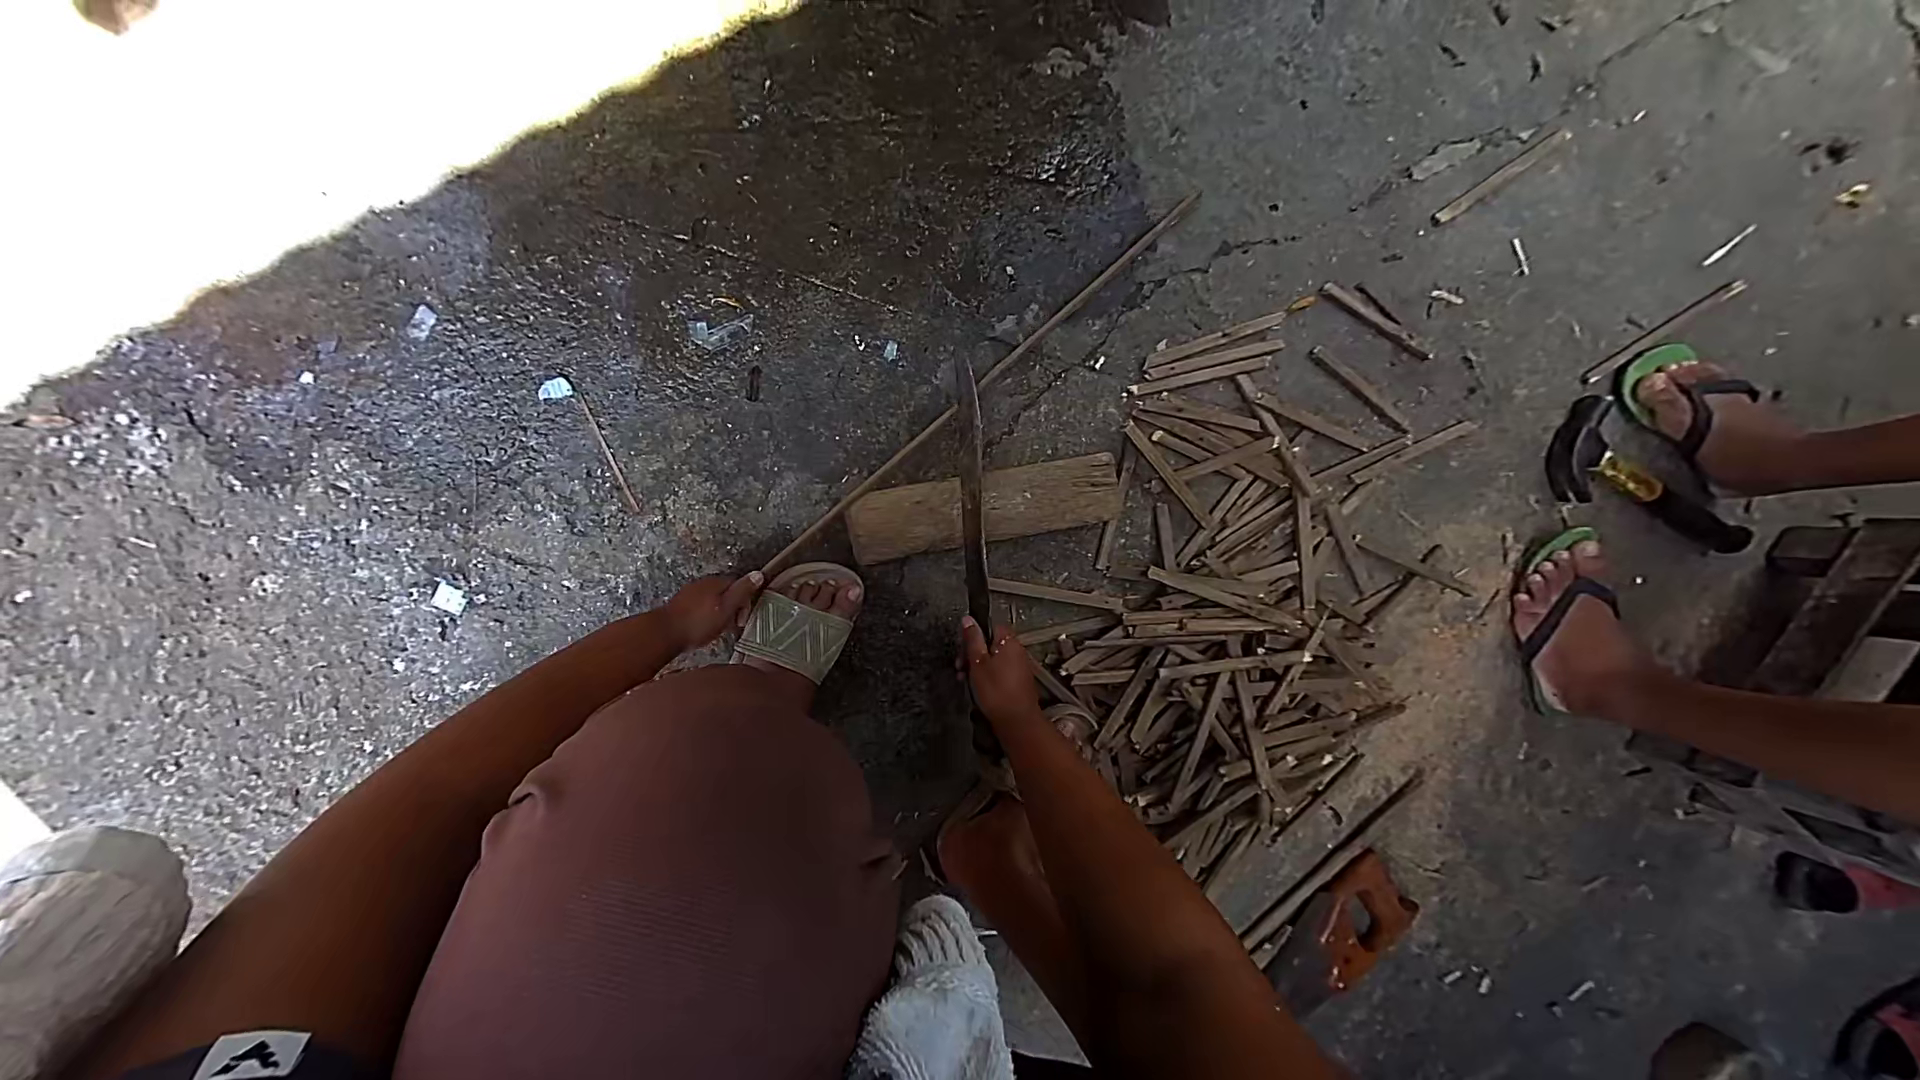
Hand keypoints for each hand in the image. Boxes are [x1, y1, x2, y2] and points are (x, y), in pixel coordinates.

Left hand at [663, 572, 762, 650]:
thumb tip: (758, 574)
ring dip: (720, 612)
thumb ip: (743, 591)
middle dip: (733, 608)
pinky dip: (706, 615)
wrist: (663, 633)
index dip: (745, 602)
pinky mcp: (680, 604)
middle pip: (726, 592)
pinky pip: (701, 607)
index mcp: (717, 582)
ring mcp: (690, 593)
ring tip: (719, 629)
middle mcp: (703, 583)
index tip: (743, 620)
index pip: (740, 585)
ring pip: (713, 600)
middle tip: (732, 626)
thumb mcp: (727, 607)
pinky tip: (703, 628)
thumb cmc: (698, 623)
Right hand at [959, 615, 1041, 720]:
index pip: (991, 626)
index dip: (975, 636)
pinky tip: (977, 688)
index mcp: (1009, 642)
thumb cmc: (996, 691)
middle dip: (974, 653)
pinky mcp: (1017, 682)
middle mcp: (1017, 651)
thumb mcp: (977, 662)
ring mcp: (1019, 667)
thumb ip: (972, 640)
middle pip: (991, 644)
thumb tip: (968, 620)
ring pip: (994, 659)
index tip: (964, 647)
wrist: (1016, 721)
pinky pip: (1000, 672)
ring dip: (978, 666)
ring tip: (966, 679)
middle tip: (961, 665)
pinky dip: (988, 677)